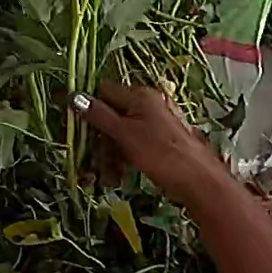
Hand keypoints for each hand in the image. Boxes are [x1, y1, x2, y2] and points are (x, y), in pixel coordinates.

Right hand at [67, 82, 232, 205]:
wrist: (198, 181)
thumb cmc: (160, 154)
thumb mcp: (124, 133)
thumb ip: (98, 114)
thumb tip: (73, 95)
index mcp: (139, 95)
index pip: (104, 91)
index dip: (88, 107)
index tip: (76, 128)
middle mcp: (148, 104)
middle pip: (112, 114)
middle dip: (100, 139)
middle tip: (94, 161)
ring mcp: (156, 122)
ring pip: (122, 132)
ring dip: (111, 153)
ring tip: (110, 175)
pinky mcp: (161, 141)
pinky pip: (135, 143)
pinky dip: (125, 157)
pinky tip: (121, 175)